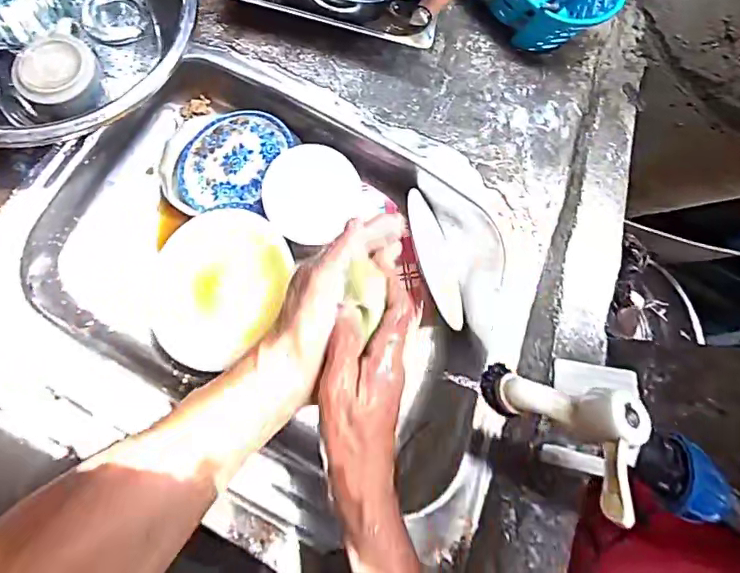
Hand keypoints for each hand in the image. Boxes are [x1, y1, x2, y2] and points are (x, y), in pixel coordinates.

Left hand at [253, 210, 404, 409]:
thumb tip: (358, 224)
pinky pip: (364, 297)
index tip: (396, 222)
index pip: (355, 238)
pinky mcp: (342, 323)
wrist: (291, 369)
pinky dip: (378, 288)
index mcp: (323, 266)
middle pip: (359, 253)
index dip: (377, 228)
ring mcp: (334, 302)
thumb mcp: (324, 276)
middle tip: (400, 234)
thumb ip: (342, 248)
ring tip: (395, 255)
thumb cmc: (302, 325)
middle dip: (380, 242)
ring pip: (361, 273)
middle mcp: (328, 281)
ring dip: (380, 262)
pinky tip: (386, 292)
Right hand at [320, 257, 417, 569]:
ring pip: (391, 326)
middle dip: (390, 284)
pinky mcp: (380, 383)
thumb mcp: (338, 390)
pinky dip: (370, 321)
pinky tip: (351, 320)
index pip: (400, 309)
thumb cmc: (351, 444)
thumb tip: (345, 309)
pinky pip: (380, 340)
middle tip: (374, 262)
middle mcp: (394, 364)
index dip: (392, 280)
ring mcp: (389, 374)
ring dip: (381, 300)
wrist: (362, 482)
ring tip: (362, 282)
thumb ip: (342, 346)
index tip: (380, 258)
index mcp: (386, 361)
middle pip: (400, 314)